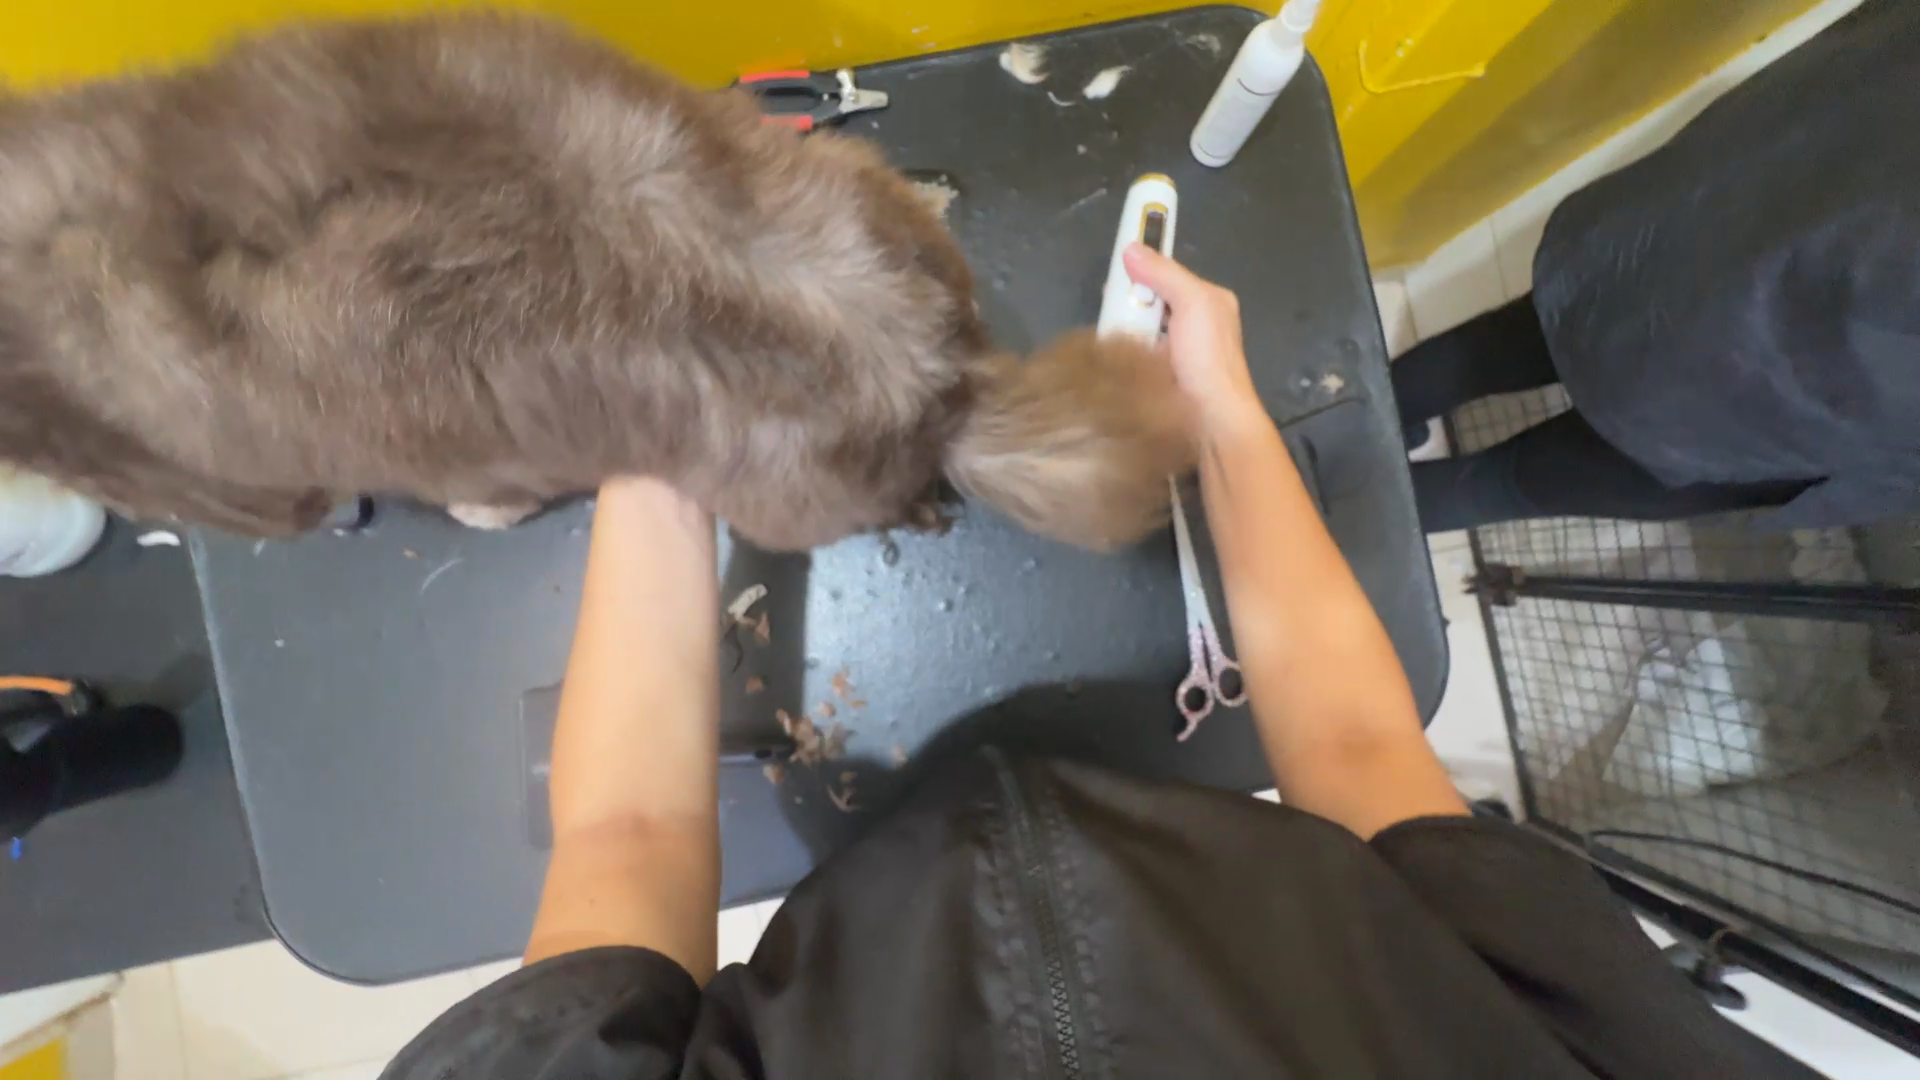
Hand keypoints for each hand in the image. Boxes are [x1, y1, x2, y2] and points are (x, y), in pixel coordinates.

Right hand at [1122, 244, 1262, 431]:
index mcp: (1209, 300)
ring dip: (1126, 324)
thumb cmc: (1207, 358)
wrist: (1210, 417)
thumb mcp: (1192, 303)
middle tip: (1107, 300)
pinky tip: (1114, 350)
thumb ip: (1164, 274)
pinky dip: (1127, 348)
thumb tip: (1131, 248)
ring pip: (1145, 326)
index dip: (1145, 267)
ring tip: (1105, 324)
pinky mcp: (1164, 373)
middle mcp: (1196, 323)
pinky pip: (1140, 351)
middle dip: (1131, 297)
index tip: (1117, 266)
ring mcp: (1179, 351)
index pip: (1171, 273)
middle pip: (1155, 299)